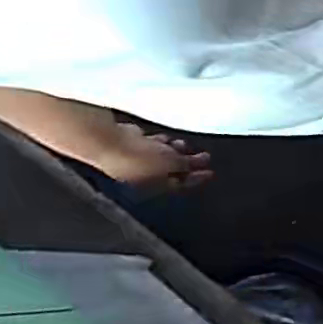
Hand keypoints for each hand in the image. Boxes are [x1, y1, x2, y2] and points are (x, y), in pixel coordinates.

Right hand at [97, 123, 213, 195]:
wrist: (111, 142)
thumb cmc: (141, 158)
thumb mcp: (172, 164)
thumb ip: (186, 165)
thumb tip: (196, 164)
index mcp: (152, 186)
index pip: (179, 185)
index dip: (196, 178)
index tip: (211, 172)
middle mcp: (143, 176)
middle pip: (171, 170)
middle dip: (187, 163)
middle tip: (203, 156)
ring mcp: (134, 161)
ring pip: (160, 156)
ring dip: (174, 150)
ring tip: (182, 144)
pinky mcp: (129, 145)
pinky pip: (150, 145)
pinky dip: (160, 142)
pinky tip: (164, 138)